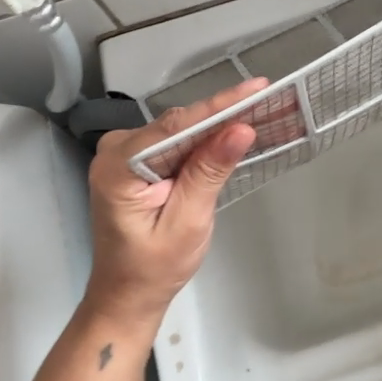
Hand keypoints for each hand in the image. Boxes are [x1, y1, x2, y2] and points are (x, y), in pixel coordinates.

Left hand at [84, 78, 266, 327]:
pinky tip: (230, 133)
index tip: (256, 88)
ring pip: (179, 130)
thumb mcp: (188, 222)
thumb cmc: (155, 267)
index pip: (176, 127)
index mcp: (118, 167)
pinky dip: (203, 140)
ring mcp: (123, 154)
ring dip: (216, 125)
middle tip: (267, 97)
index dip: (219, 107)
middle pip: (177, 124)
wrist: (128, 292)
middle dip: (222, 114)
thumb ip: (209, 172)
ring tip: (257, 109)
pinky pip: (175, 142)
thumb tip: (240, 130)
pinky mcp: (136, 161)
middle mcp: (115, 150)